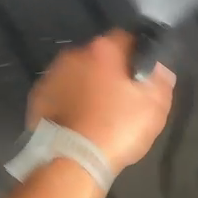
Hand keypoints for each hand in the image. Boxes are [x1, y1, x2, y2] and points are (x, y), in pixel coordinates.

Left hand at [27, 30, 175, 172]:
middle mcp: (73, 55)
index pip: (126, 38)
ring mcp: (51, 76)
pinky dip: (67, 101)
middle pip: (98, 56)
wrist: (71, 160)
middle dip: (109, 71)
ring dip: (85, 86)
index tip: (141, 73)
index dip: (136, 54)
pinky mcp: (37, 98)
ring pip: (76, 74)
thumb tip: (158, 68)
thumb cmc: (116, 129)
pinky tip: (77, 120)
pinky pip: (59, 93)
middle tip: (120, 96)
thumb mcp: (154, 106)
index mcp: (103, 50)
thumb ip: (160, 79)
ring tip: (97, 113)